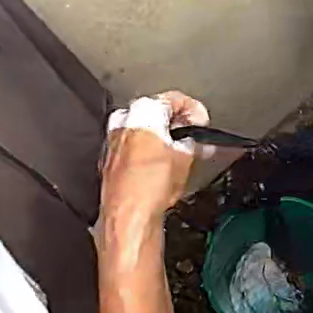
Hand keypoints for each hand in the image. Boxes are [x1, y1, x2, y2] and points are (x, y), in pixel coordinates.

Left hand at [98, 91, 207, 247]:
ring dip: (162, 137)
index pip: (175, 98)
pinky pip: (133, 145)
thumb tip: (197, 138)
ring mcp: (113, 139)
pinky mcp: (110, 158)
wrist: (129, 214)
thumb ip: (194, 139)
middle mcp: (123, 121)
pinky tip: (161, 165)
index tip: (202, 122)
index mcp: (143, 111)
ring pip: (143, 129)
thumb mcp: (186, 157)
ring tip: (179, 153)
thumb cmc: (150, 187)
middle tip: (193, 136)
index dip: (194, 110)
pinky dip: (148, 149)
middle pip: (156, 112)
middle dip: (177, 123)